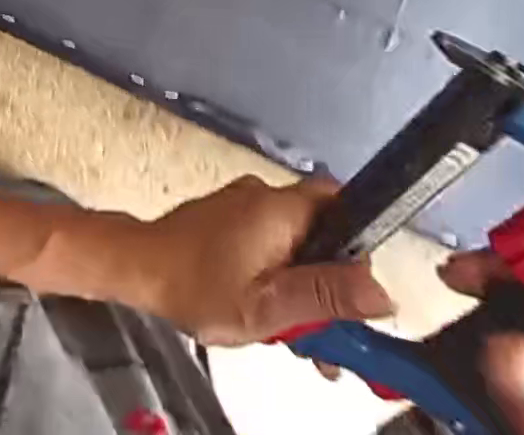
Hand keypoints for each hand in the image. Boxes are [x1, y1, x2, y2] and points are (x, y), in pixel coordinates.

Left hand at [131, 176, 393, 345]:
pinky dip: (278, 268)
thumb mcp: (266, 305)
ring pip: (296, 236)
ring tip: (291, 329)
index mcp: (281, 209)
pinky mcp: (229, 214)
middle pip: (323, 226)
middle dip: (330, 277)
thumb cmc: (198, 287)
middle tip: (324, 329)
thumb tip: (383, 292)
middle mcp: (265, 194)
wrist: (140, 267)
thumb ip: (324, 296)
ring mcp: (244, 201)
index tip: (354, 293)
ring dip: (302, 279)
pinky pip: (271, 236)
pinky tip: (264, 304)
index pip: (344, 204)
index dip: (359, 247)